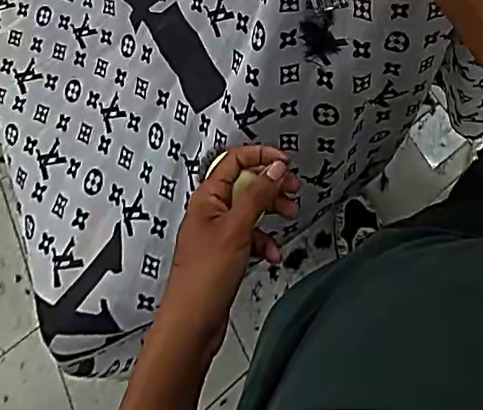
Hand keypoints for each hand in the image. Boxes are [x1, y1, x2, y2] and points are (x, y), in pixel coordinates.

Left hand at [155, 146, 299, 344]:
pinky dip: (265, 239)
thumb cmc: (201, 281)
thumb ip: (259, 194)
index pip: (235, 159)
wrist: (191, 327)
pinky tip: (271, 251)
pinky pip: (251, 233)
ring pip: (252, 206)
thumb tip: (275, 168)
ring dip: (272, 209)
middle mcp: (211, 211)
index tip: (283, 162)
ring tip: (288, 214)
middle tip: (291, 187)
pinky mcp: (226, 251)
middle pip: (247, 181)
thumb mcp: (237, 228)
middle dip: (272, 183)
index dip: (261, 155)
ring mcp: (218, 231)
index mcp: (207, 197)